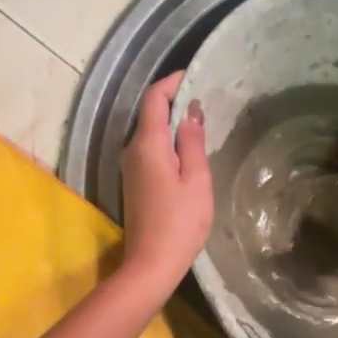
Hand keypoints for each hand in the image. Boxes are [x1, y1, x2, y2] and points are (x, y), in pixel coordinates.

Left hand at [118, 72, 212, 292]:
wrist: (151, 263)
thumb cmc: (180, 222)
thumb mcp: (196, 179)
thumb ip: (193, 142)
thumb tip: (192, 110)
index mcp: (148, 144)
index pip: (155, 99)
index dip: (173, 82)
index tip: (195, 74)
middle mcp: (133, 149)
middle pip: (151, 114)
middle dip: (176, 101)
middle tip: (207, 98)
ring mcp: (131, 167)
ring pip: (151, 133)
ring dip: (173, 123)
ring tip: (203, 122)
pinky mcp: (135, 182)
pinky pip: (151, 150)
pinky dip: (169, 142)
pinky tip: (189, 150)